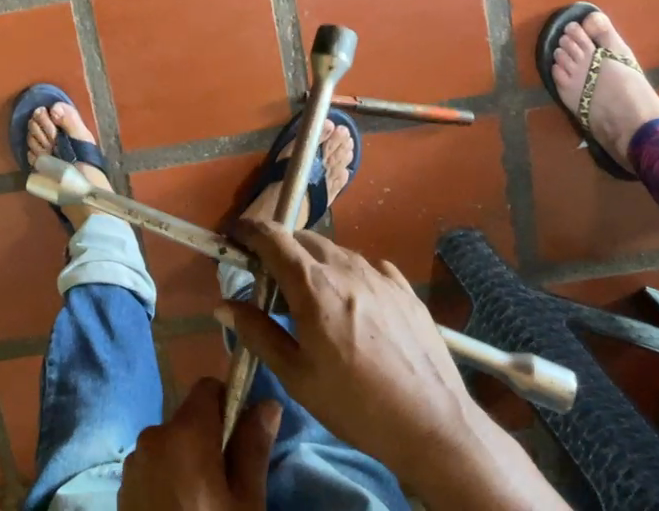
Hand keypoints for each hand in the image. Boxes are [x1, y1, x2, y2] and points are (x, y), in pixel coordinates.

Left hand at [118, 378, 280, 510]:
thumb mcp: (246, 502)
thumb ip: (253, 447)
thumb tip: (268, 403)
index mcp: (185, 432)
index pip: (208, 388)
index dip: (230, 403)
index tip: (245, 433)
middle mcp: (153, 435)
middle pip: (189, 419)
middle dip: (211, 439)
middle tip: (231, 480)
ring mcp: (133, 462)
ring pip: (171, 444)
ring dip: (189, 460)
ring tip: (207, 501)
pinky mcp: (123, 487)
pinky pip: (153, 467)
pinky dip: (169, 478)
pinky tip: (183, 510)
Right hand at [217, 222, 493, 489]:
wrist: (434, 426)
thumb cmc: (356, 405)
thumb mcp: (296, 376)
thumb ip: (257, 333)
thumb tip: (224, 305)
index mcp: (312, 286)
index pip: (272, 237)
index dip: (248, 231)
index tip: (234, 237)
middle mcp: (346, 269)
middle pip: (303, 239)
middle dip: (280, 248)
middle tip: (268, 277)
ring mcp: (381, 277)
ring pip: (337, 252)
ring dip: (315, 262)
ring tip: (311, 296)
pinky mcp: (406, 292)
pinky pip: (369, 267)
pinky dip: (350, 275)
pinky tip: (353, 302)